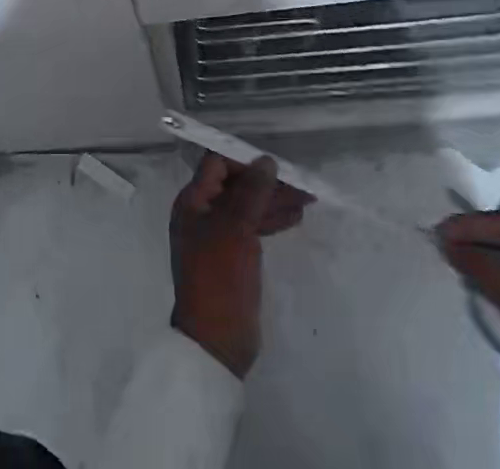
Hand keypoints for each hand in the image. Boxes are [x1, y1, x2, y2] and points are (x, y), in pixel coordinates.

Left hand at [169, 153, 313, 376]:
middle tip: (301, 185)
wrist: (217, 337)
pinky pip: (252, 227)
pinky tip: (294, 217)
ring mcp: (217, 235)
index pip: (216, 166)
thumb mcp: (235, 229)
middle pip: (235, 186)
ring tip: (307, 200)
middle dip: (266, 183)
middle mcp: (201, 213)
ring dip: (273, 201)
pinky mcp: (233, 254)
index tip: (276, 166)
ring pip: (247, 206)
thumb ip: (250, 193)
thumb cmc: (220, 276)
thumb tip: (266, 161)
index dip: (244, 162)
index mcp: (192, 202)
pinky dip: (270, 220)